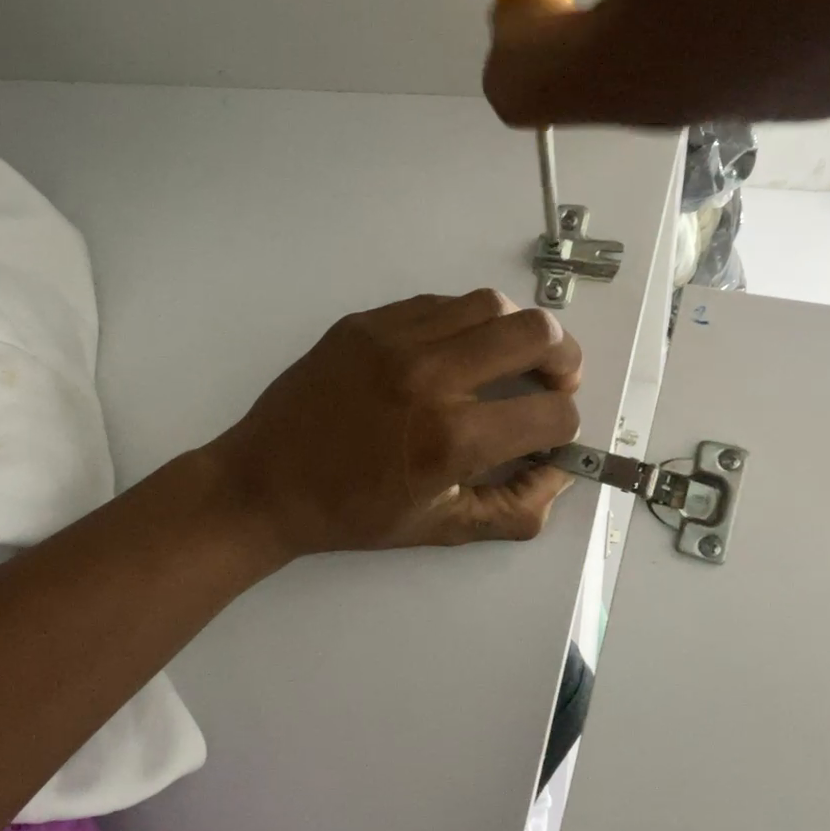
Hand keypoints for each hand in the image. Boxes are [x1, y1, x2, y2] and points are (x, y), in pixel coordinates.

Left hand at [207, 290, 582, 560]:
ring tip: (503, 361)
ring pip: (490, 304)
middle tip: (551, 381)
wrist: (266, 482)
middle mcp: (429, 375)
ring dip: (514, 332)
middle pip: (538, 333)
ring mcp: (394, 339)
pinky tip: (450, 352)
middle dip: (563, 360)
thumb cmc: (352, 513)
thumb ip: (516, 507)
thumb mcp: (441, 527)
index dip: (563, 428)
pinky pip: (437, 303)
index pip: (554, 412)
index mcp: (451, 437)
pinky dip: (461, 323)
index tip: (547, 436)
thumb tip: (561, 468)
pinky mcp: (365, 322)